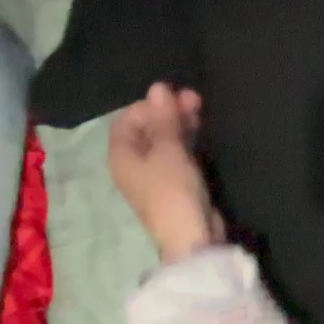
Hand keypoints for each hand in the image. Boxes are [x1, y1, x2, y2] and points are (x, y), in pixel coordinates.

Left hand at [108, 83, 224, 261]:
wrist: (192, 236)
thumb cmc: (173, 191)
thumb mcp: (169, 151)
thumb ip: (164, 119)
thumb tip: (157, 87)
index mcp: (121, 155)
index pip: (128, 118)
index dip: (149, 104)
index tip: (175, 96)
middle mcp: (133, 163)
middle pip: (147, 129)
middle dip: (168, 112)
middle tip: (195, 99)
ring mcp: (155, 175)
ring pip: (164, 141)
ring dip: (180, 124)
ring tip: (202, 110)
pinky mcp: (176, 183)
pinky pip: (178, 155)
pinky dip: (187, 142)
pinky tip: (202, 133)